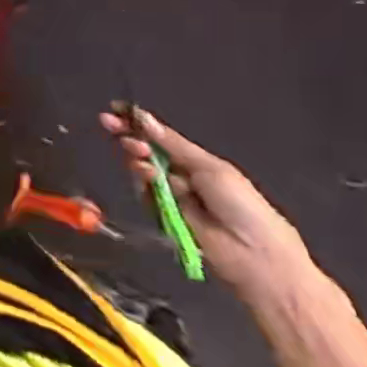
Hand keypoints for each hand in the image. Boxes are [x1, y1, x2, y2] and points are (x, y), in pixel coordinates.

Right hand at [100, 107, 314, 298]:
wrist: (255, 257)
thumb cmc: (242, 206)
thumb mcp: (210, 167)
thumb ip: (172, 143)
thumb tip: (142, 117)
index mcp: (196, 160)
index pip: (161, 136)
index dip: (138, 122)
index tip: (115, 108)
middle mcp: (181, 175)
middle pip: (147, 150)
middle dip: (130, 136)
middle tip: (111, 125)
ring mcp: (172, 195)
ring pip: (142, 168)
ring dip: (136, 157)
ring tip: (139, 156)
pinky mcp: (163, 215)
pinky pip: (145, 192)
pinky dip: (143, 182)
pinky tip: (148, 177)